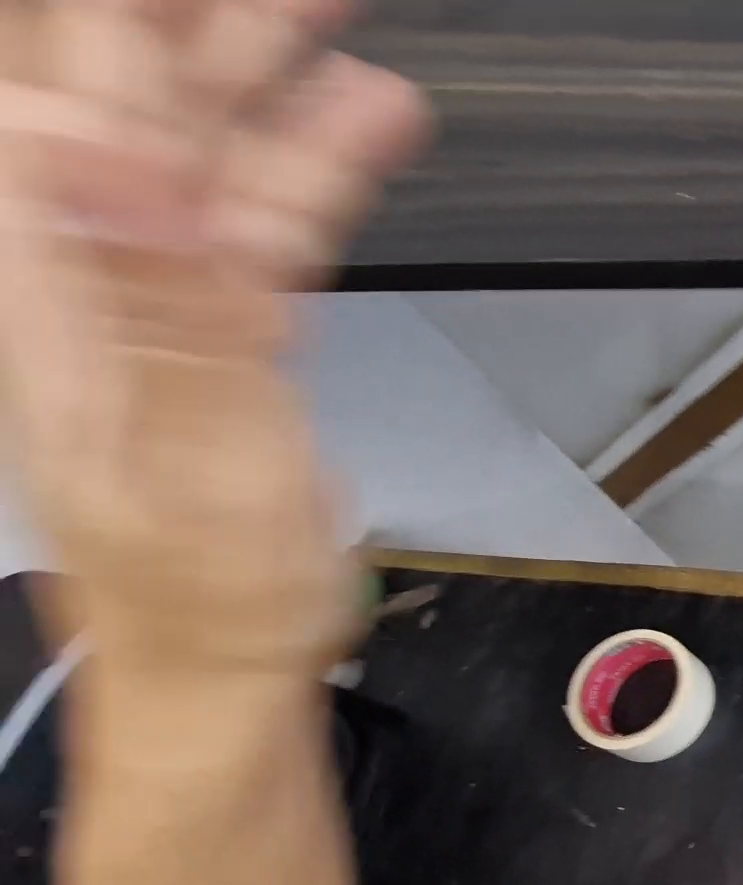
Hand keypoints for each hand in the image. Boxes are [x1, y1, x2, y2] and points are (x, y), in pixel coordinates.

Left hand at [0, 0, 427, 671]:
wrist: (225, 639)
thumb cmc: (204, 577)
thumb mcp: (192, 455)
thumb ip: (166, 313)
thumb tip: (110, 160)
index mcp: (48, 278)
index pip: (62, 92)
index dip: (108, 22)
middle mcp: (90, 260)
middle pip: (128, 93)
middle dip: (194, 19)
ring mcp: (165, 286)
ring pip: (207, 143)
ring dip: (267, 70)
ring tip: (335, 13)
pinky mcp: (230, 317)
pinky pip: (270, 215)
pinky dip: (320, 163)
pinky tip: (367, 126)